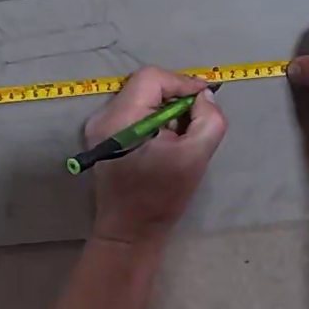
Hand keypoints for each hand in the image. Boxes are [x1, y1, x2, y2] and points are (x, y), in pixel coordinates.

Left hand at [84, 67, 227, 248]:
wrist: (129, 231)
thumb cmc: (161, 197)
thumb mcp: (195, 157)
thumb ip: (208, 119)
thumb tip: (203, 95)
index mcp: (119, 119)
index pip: (151, 78)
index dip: (181, 82)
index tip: (205, 97)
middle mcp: (103, 116)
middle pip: (145, 84)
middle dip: (175, 94)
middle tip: (196, 114)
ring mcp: (100, 125)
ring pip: (141, 95)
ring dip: (166, 105)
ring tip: (182, 129)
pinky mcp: (105, 134)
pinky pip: (134, 110)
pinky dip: (155, 115)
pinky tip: (166, 137)